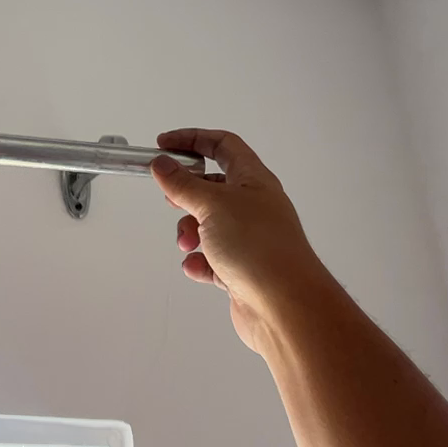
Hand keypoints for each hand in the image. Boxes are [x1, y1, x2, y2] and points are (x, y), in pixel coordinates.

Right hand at [150, 129, 323, 352]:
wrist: (285, 307)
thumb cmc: (255, 246)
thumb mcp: (211, 205)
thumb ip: (181, 184)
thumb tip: (162, 164)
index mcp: (253, 181)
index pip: (223, 145)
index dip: (192, 139)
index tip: (163, 145)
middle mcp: (254, 206)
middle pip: (213, 187)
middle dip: (186, 195)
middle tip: (171, 201)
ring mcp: (249, 238)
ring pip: (208, 224)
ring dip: (190, 233)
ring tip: (189, 245)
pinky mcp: (243, 269)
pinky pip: (212, 258)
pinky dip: (200, 262)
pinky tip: (199, 268)